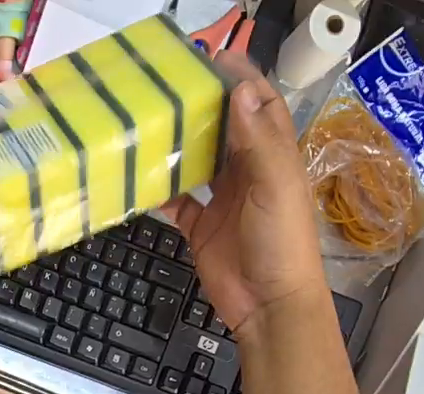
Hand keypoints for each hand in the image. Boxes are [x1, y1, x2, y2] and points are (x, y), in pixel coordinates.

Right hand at [161, 48, 327, 344]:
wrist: (267, 304)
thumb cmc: (281, 243)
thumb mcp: (275, 185)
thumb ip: (258, 140)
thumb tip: (241, 92)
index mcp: (273, 156)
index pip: (259, 106)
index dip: (240, 80)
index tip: (212, 60)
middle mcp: (248, 172)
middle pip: (225, 129)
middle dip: (203, 107)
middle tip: (171, 89)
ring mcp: (222, 200)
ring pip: (198, 162)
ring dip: (179, 146)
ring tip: (152, 124)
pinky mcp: (201, 228)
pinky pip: (178, 203)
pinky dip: (161, 192)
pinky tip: (141, 179)